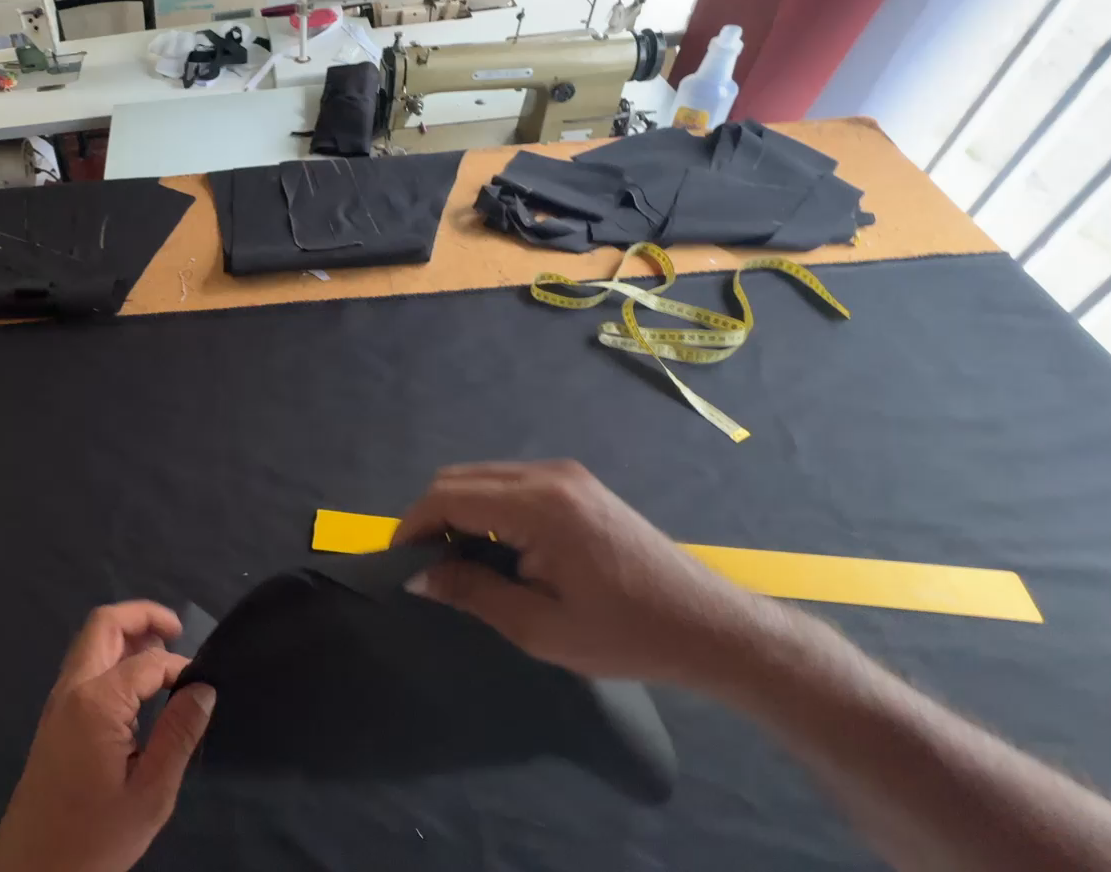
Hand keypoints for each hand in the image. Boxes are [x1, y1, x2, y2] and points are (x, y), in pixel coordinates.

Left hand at [0, 601, 215, 871]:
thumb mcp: (151, 792)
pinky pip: (84, 666)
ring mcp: (58, 701)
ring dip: (125, 634)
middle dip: (141, 616)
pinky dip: (112, 656)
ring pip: (90, 642)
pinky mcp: (55, 718)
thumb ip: (179, 733)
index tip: (203, 688)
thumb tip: (203, 688)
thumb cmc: (95, 836)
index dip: (180, 666)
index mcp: (96, 702)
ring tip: (162, 650)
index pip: (147, 661)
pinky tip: (137, 682)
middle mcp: (72, 689)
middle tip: (177, 629)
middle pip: (103, 624)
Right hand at [395, 460, 781, 687]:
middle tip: (427, 566)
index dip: (413, 526)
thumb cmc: (626, 634)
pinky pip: (508, 483)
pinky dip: (485, 507)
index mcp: (539, 506)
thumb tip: (417, 576)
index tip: (400, 563)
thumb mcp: (539, 627)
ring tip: (459, 561)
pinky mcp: (577, 484)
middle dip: (431, 516)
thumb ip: (472, 592)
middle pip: (459, 478)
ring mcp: (566, 475)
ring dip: (458, 511)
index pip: (448, 496)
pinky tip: (496, 548)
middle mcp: (548, 476)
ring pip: (481, 477)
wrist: (709, 625)